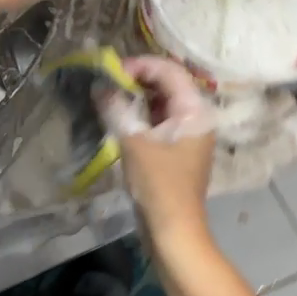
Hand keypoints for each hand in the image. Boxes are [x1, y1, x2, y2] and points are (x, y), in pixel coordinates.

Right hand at [96, 56, 219, 225]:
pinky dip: (138, 112)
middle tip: (106, 81)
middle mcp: (196, 117)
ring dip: (136, 95)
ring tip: (108, 95)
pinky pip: (157, 118)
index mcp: (195, 112)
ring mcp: (187, 134)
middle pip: (167, 83)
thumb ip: (117, 109)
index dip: (141, 64)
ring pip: (161, 101)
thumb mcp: (134, 143)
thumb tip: (100, 86)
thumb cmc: (160, 185)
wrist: (174, 231)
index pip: (170, 71)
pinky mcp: (175, 148)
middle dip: (136, 78)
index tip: (112, 71)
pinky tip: (117, 115)